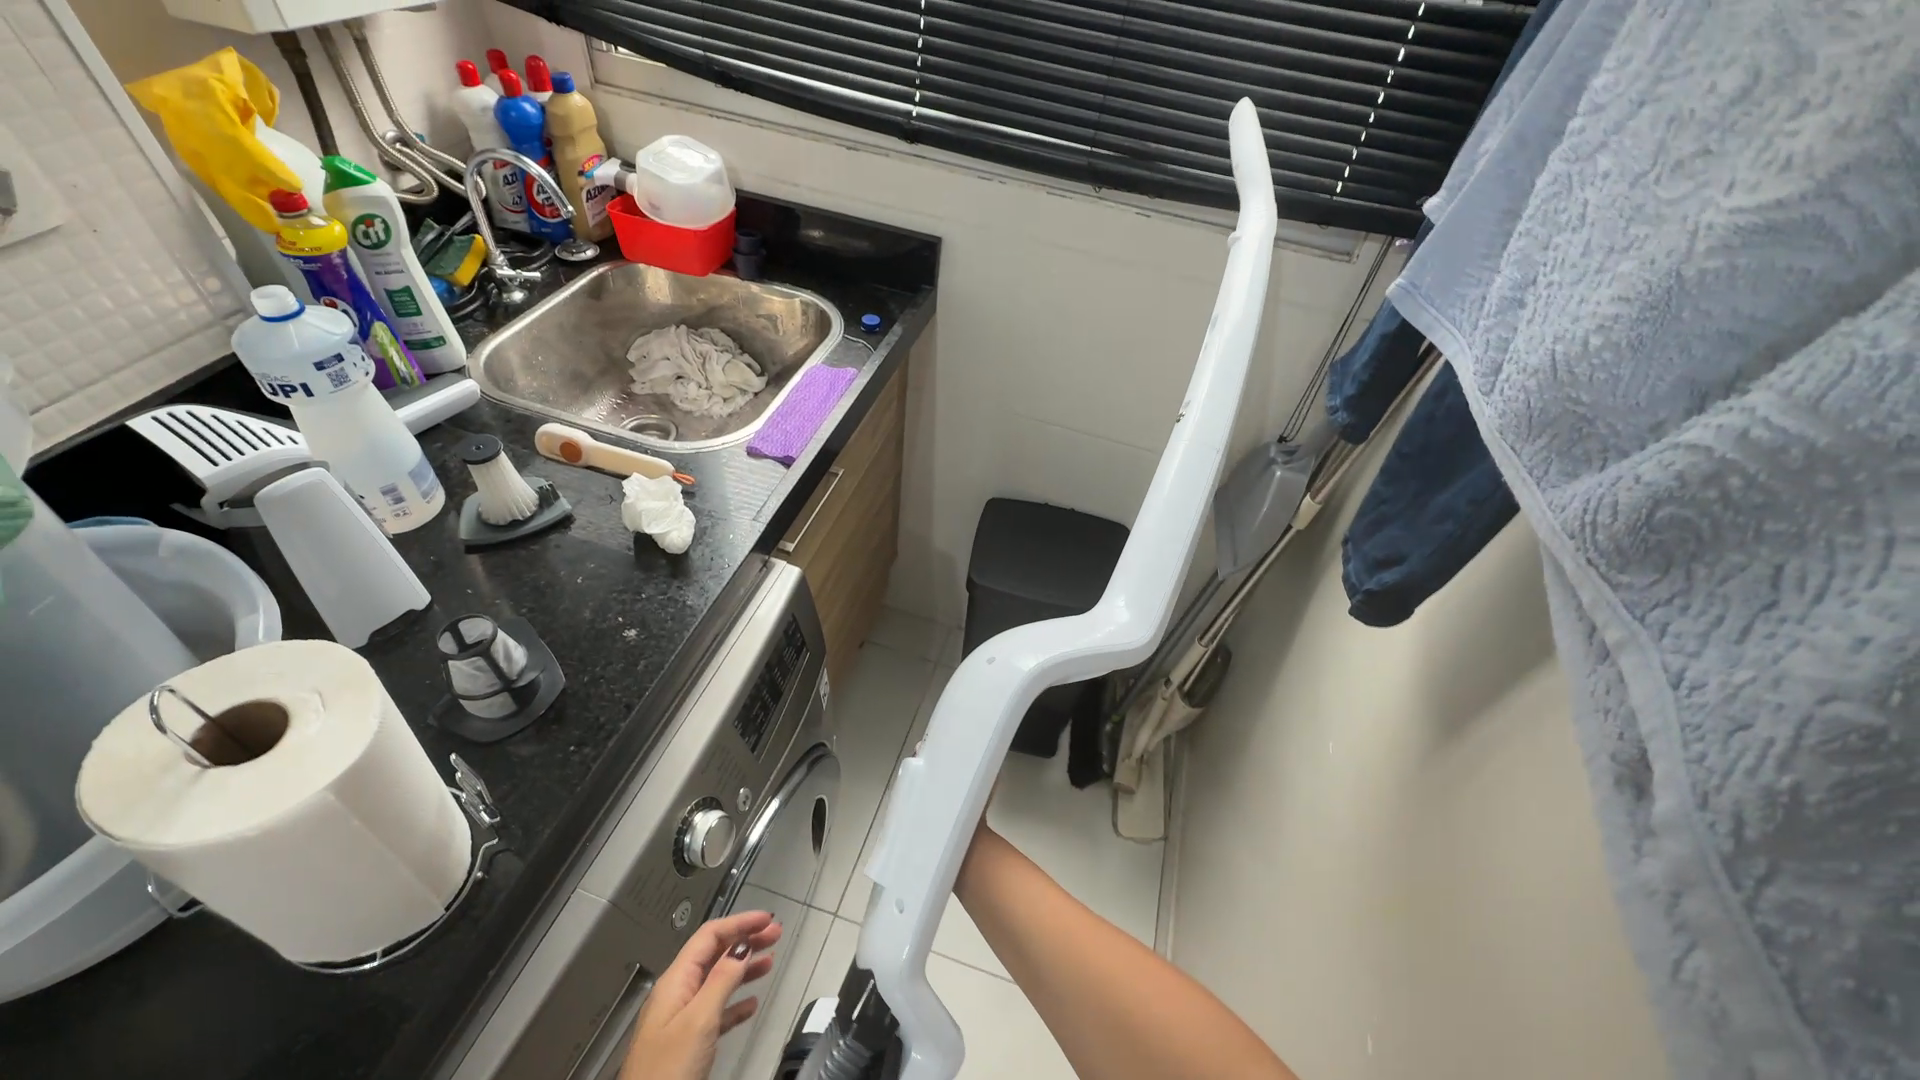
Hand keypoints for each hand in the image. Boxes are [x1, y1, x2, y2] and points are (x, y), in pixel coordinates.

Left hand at [619, 911, 782, 1079]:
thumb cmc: (668, 1068)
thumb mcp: (699, 1020)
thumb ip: (721, 980)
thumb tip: (741, 946)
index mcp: (676, 981)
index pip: (709, 936)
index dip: (739, 923)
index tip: (767, 919)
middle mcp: (677, 993)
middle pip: (714, 955)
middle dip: (745, 940)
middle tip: (776, 934)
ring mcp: (680, 1018)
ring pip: (717, 981)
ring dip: (744, 967)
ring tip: (770, 961)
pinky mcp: (687, 1042)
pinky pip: (715, 1011)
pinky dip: (735, 1002)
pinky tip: (751, 1004)